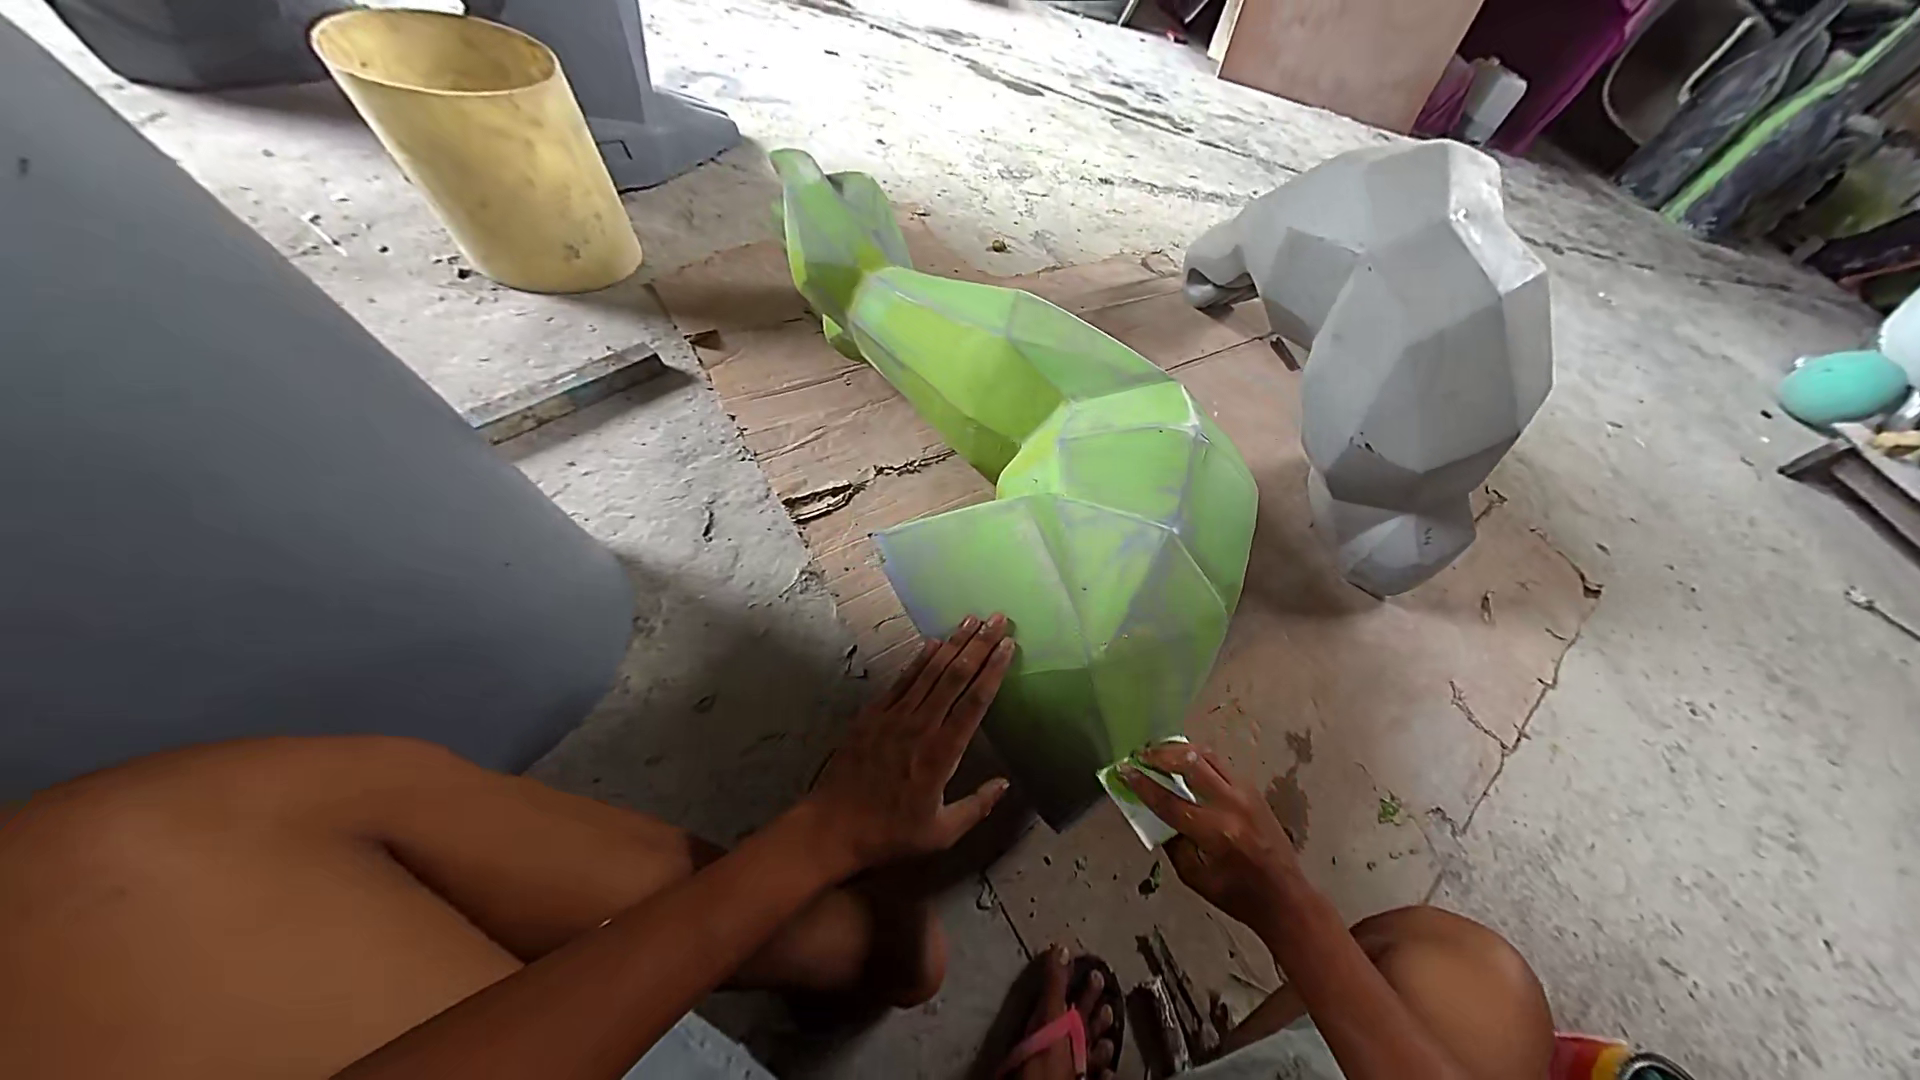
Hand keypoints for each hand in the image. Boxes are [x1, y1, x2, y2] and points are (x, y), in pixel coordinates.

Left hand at [802, 614, 1016, 875]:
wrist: (832, 826)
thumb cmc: (890, 833)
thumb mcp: (940, 833)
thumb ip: (976, 806)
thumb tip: (1005, 784)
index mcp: (941, 753)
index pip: (974, 702)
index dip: (993, 671)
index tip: (1008, 646)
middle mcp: (920, 726)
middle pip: (954, 676)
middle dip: (979, 645)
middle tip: (997, 620)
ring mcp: (894, 716)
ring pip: (929, 671)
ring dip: (953, 643)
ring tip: (971, 620)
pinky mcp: (873, 715)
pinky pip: (902, 680)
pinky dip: (919, 659)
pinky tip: (933, 643)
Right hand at [1121, 743, 1303, 936]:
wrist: (1287, 897)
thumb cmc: (1238, 895)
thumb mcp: (1194, 876)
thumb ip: (1172, 841)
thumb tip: (1153, 811)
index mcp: (1215, 833)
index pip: (1169, 800)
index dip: (1142, 784)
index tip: (1124, 770)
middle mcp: (1231, 806)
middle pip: (1190, 763)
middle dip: (1159, 755)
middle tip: (1140, 755)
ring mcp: (1246, 794)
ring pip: (1206, 755)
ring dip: (1178, 750)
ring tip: (1158, 752)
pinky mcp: (1253, 789)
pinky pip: (1219, 763)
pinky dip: (1197, 757)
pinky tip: (1183, 761)